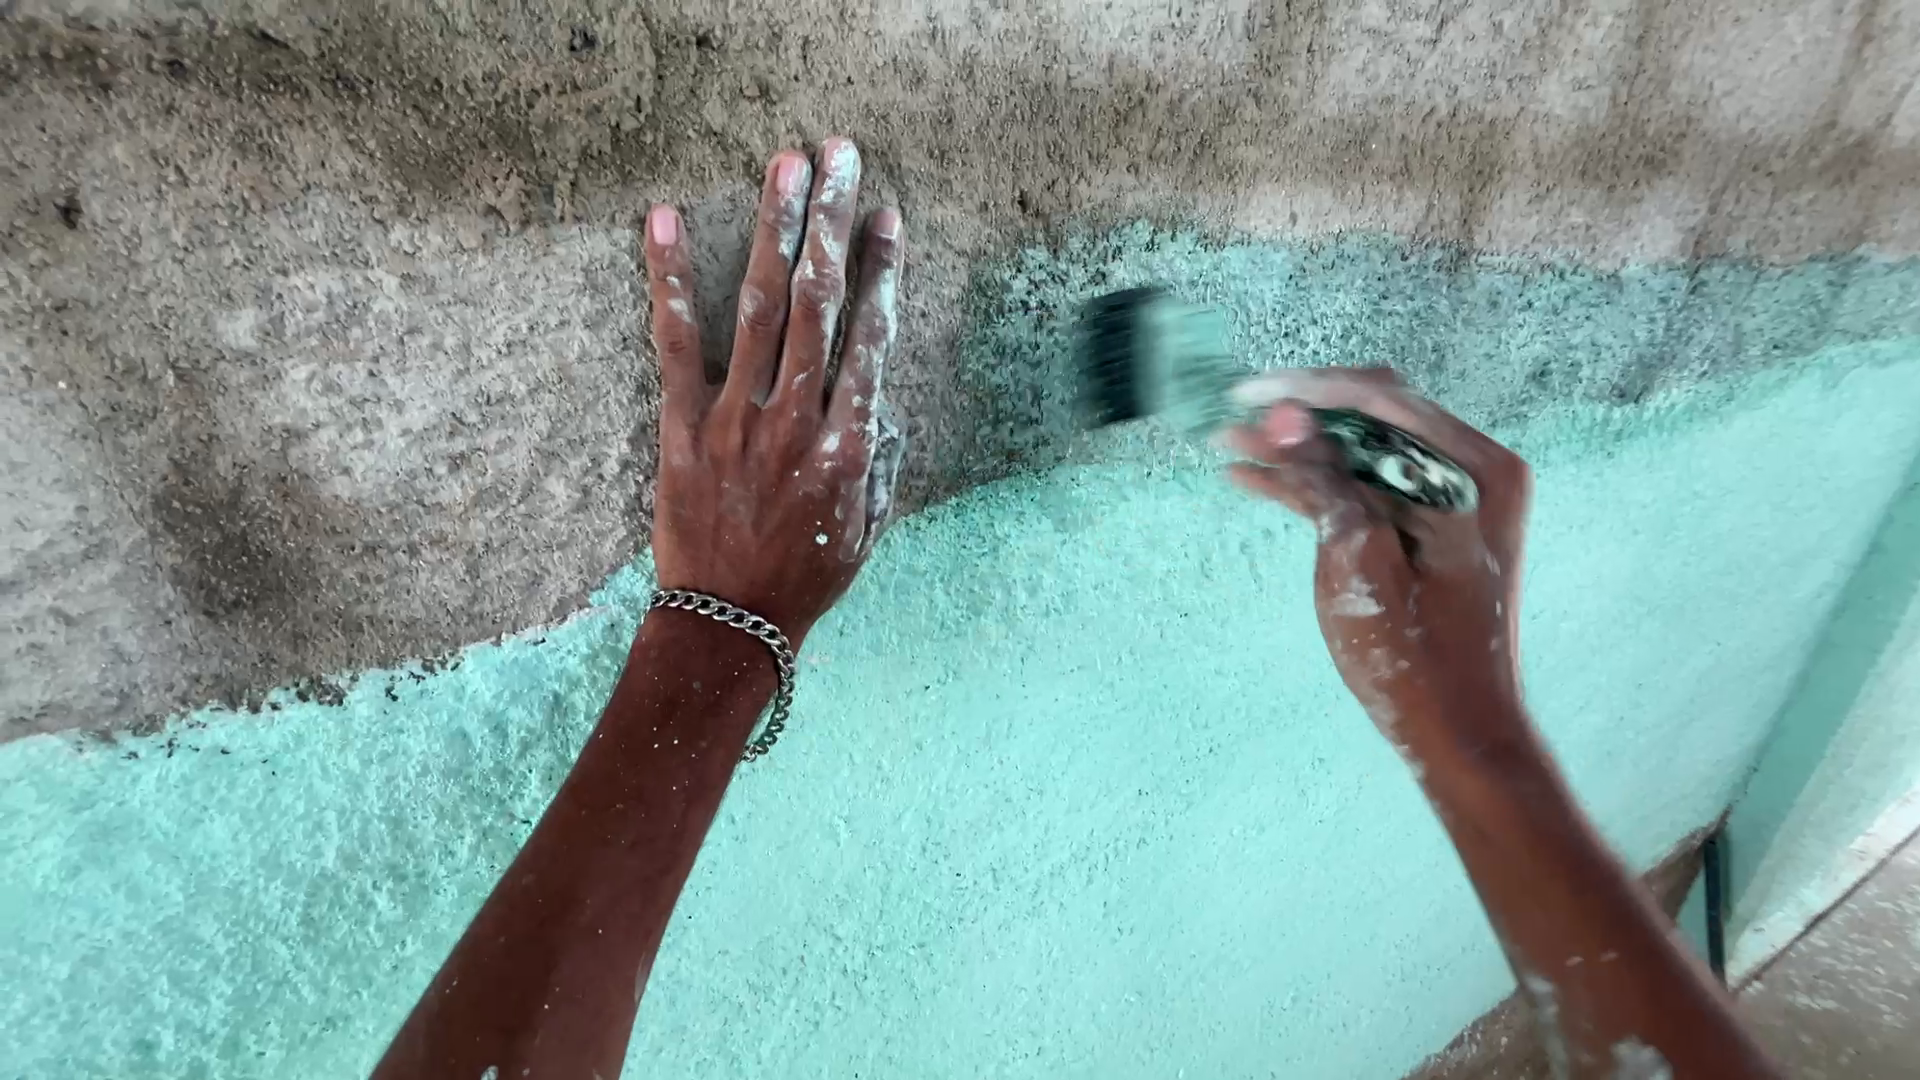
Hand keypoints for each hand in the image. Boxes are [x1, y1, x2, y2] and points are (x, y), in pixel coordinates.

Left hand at [642, 137, 905, 645]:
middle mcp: (797, 420)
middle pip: (818, 302)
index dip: (882, 274)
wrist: (730, 622)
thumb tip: (886, 408)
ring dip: (771, 229)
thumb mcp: (866, 530)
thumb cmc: (805, 579)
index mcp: (849, 446)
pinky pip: (674, 345)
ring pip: (758, 307)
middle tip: (838, 157)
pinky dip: (666, 280)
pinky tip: (660, 221)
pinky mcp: (682, 429)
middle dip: (831, 222)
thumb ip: (881, 465)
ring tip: (782, 166)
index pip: (871, 340)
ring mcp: (736, 420)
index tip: (885, 221)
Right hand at [1224, 369, 1532, 751]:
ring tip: (1228, 443)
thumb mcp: (1358, 562)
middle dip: (1296, 415)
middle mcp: (1463, 471)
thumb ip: (1325, 484)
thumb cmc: (1414, 655)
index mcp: (1471, 471)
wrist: (1454, 726)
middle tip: (1234, 419)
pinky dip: (1308, 484)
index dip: (1308, 389)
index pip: (1381, 399)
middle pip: (1366, 417)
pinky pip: (1354, 488)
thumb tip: (1284, 419)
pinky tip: (1253, 478)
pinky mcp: (1413, 524)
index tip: (1247, 394)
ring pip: (1352, 451)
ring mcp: (1439, 498)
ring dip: (1293, 449)